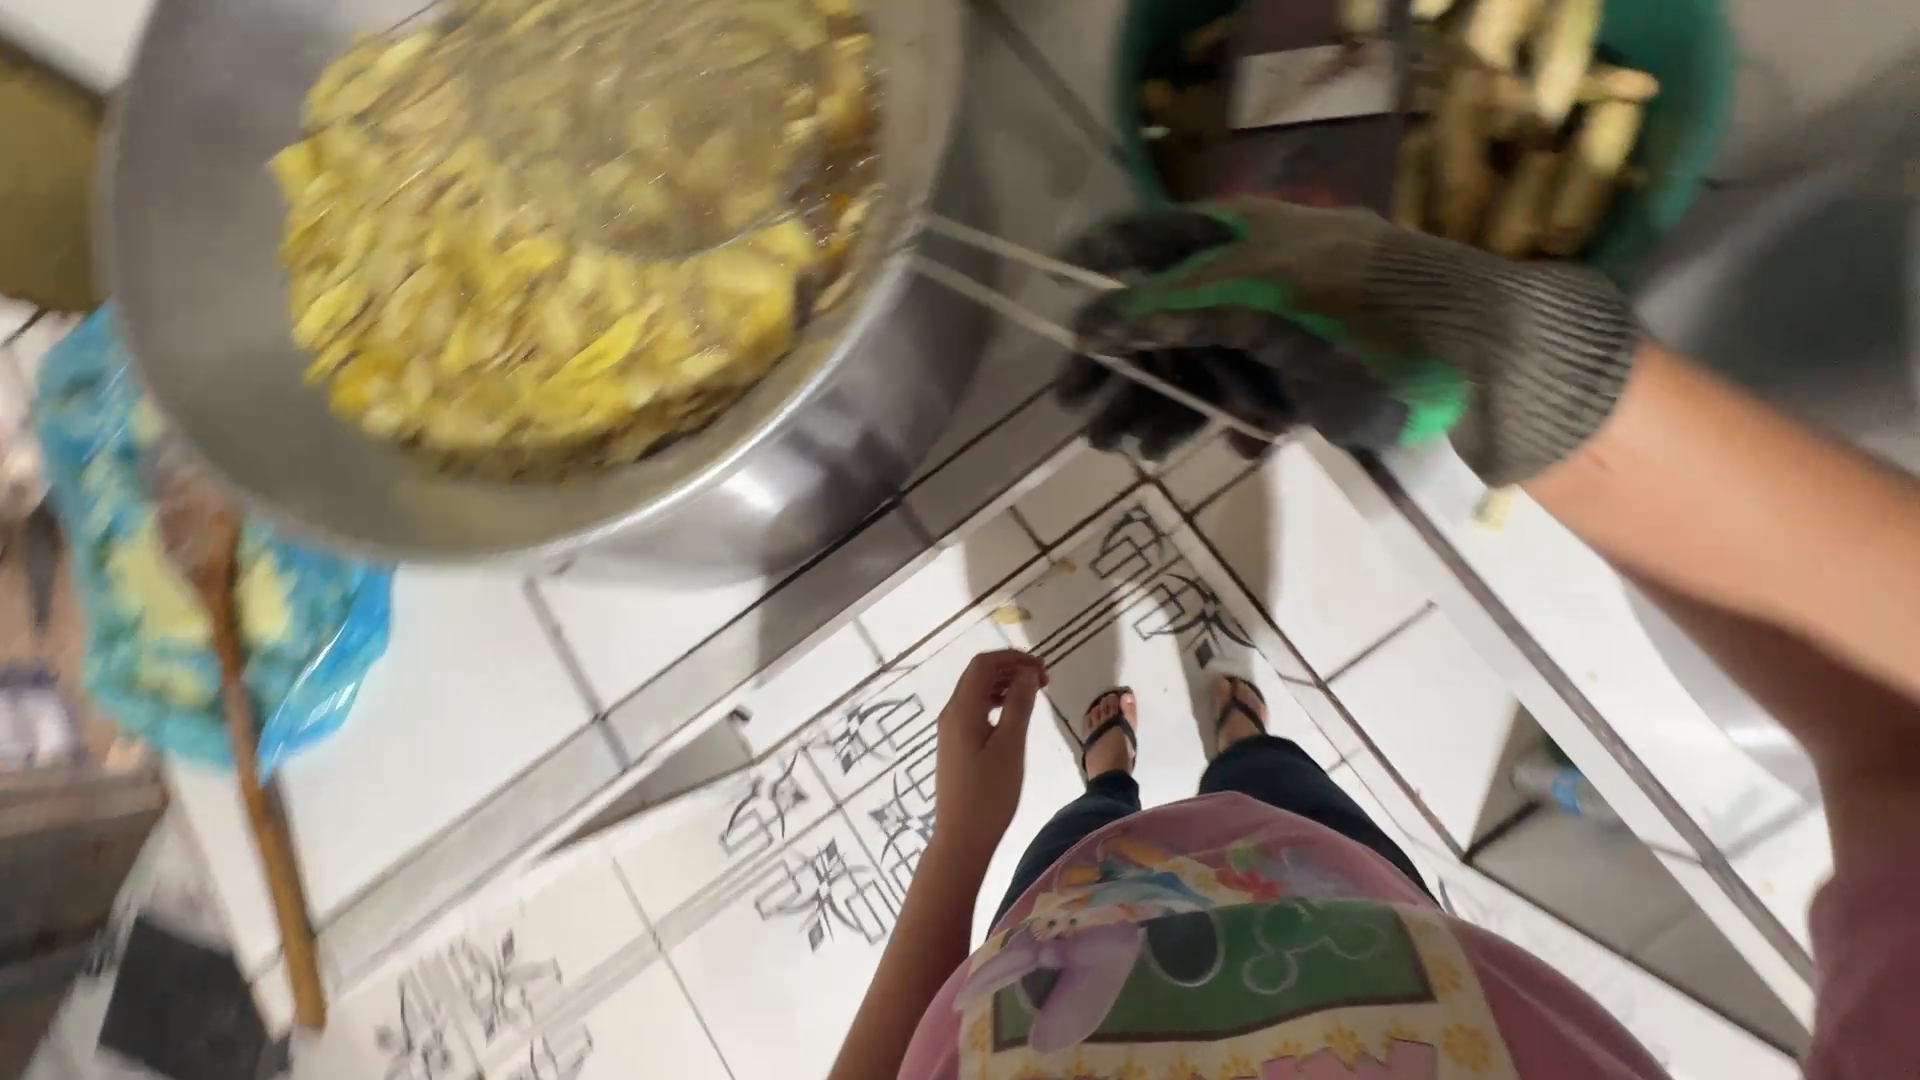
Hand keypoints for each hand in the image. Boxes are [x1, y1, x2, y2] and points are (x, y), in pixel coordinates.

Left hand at [932, 650, 1045, 865]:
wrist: (962, 838)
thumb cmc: (989, 794)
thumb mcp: (1010, 746)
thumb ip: (1018, 704)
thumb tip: (1027, 672)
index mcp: (961, 709)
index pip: (983, 664)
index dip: (1013, 658)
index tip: (1042, 668)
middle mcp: (951, 713)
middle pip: (978, 674)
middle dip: (1010, 669)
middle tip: (1044, 680)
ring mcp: (950, 729)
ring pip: (976, 692)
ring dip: (1004, 685)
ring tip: (1034, 694)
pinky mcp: (955, 744)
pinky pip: (975, 709)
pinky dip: (996, 703)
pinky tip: (1014, 714)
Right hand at [1059, 198, 1638, 483]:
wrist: (1470, 364)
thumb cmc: (1357, 312)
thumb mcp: (1255, 299)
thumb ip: (1168, 308)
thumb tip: (1085, 323)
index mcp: (1232, 242)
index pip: (1145, 243)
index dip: (1096, 271)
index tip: (1057, 312)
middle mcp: (1238, 284)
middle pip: (1153, 324)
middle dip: (1113, 369)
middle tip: (1076, 412)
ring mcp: (1260, 338)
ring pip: (1184, 372)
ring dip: (1146, 408)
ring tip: (1114, 445)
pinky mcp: (1283, 386)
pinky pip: (1226, 405)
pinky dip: (1202, 428)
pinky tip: (1173, 451)